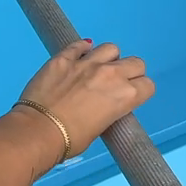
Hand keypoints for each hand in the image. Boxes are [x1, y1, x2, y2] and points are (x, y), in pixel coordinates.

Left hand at [15, 39, 155, 159]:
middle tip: (115, 82)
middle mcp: (110, 74)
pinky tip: (78, 55)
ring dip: (107, 58)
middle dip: (129, 72)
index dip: (139, 90)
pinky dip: (81, 49)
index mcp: (125, 95)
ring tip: (96, 68)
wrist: (38, 131)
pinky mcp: (63, 58)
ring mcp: (86, 63)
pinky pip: (78, 46)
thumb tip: (102, 103)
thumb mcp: (101, 127)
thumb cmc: (71, 139)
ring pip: (110, 48)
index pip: (147, 85)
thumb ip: (108, 109)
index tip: (129, 95)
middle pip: (135, 63)